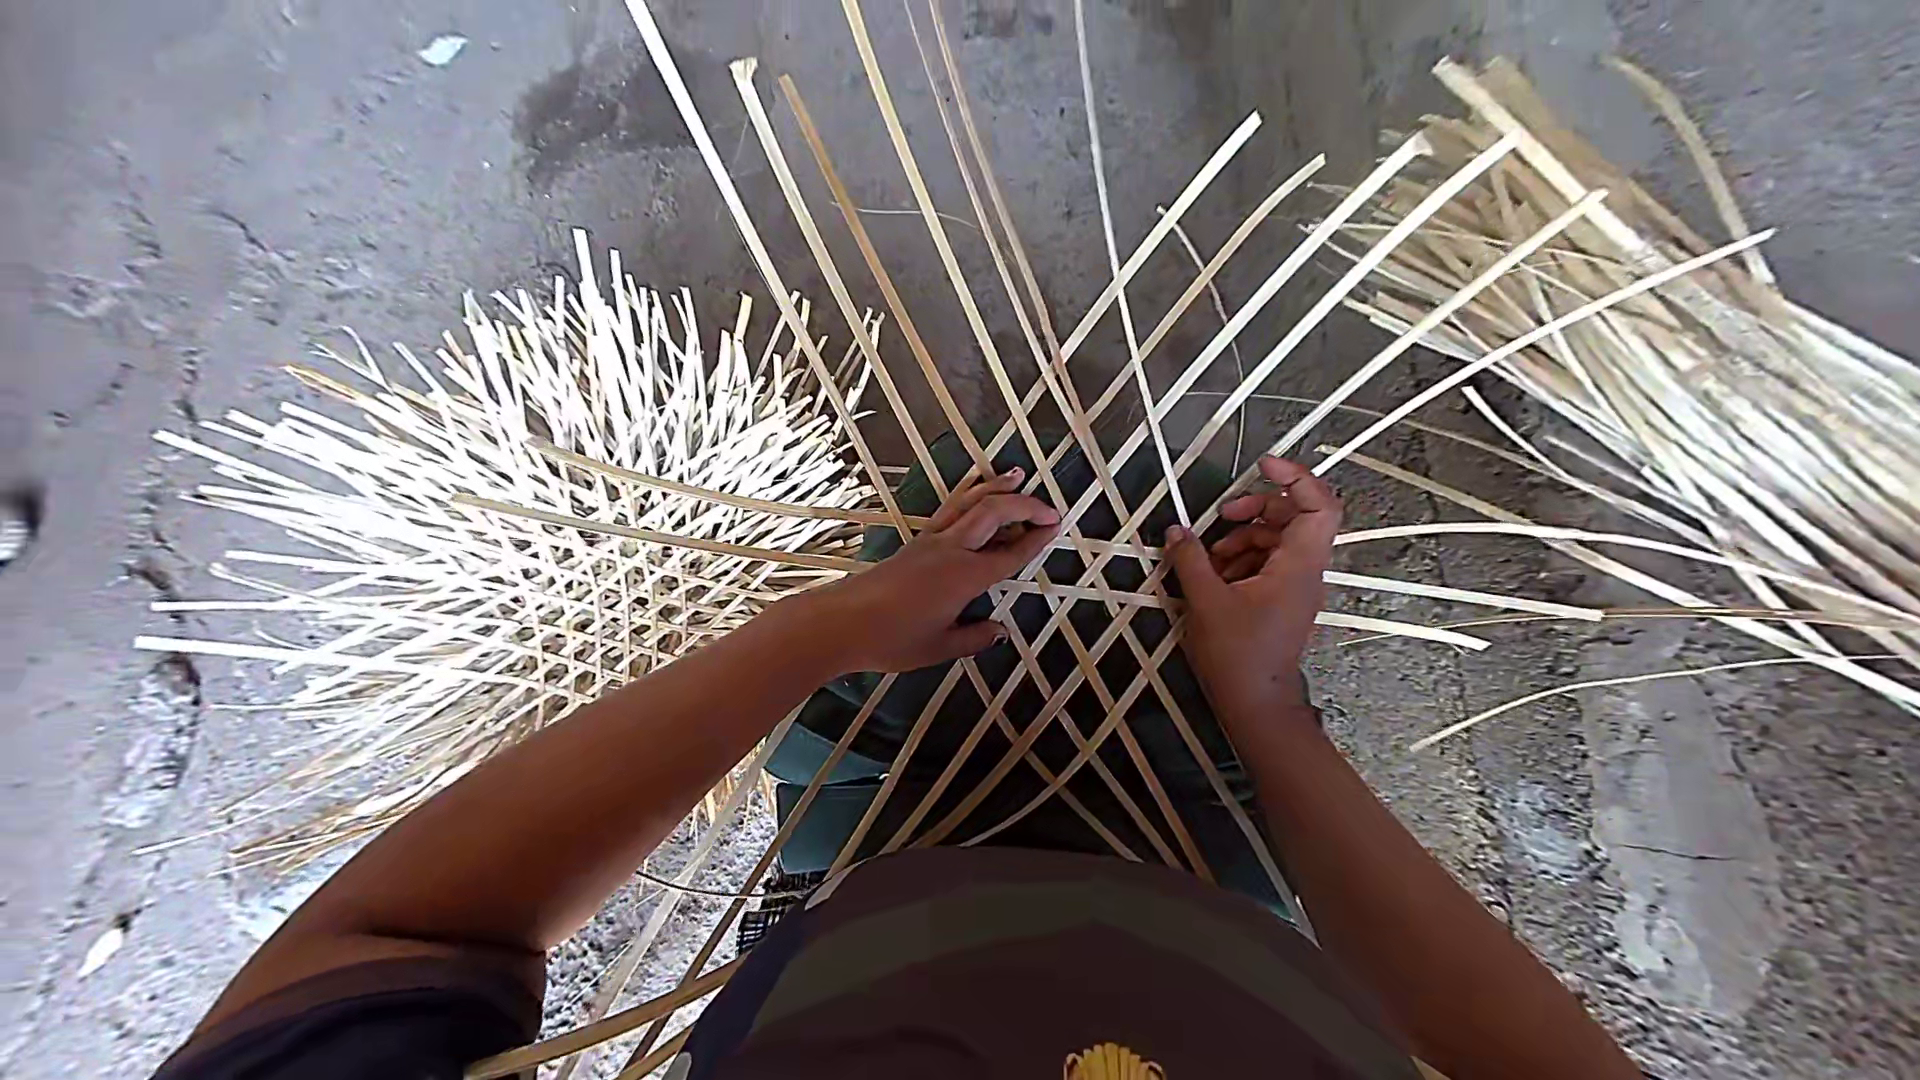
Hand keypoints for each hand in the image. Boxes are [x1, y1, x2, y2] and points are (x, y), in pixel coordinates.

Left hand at [791, 467, 1060, 674]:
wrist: (841, 622)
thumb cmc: (891, 639)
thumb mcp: (939, 647)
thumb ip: (974, 637)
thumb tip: (1001, 632)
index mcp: (964, 576)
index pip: (1009, 553)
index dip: (1035, 539)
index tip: (1055, 527)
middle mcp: (951, 550)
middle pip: (994, 513)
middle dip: (1025, 506)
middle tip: (1050, 509)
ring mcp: (930, 541)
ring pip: (969, 502)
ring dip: (996, 488)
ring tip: (1016, 475)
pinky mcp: (915, 541)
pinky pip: (951, 509)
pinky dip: (971, 497)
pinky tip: (976, 495)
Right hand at [1165, 456, 1341, 725]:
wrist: (1255, 702)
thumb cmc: (1237, 654)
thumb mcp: (1205, 601)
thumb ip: (1190, 559)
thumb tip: (1176, 531)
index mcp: (1297, 565)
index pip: (1318, 505)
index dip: (1296, 476)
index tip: (1262, 465)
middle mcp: (1304, 571)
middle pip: (1292, 517)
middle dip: (1254, 509)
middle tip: (1220, 516)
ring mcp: (1295, 585)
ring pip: (1275, 540)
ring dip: (1241, 538)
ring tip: (1209, 557)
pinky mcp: (1282, 598)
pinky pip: (1266, 562)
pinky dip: (1240, 560)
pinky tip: (1214, 575)